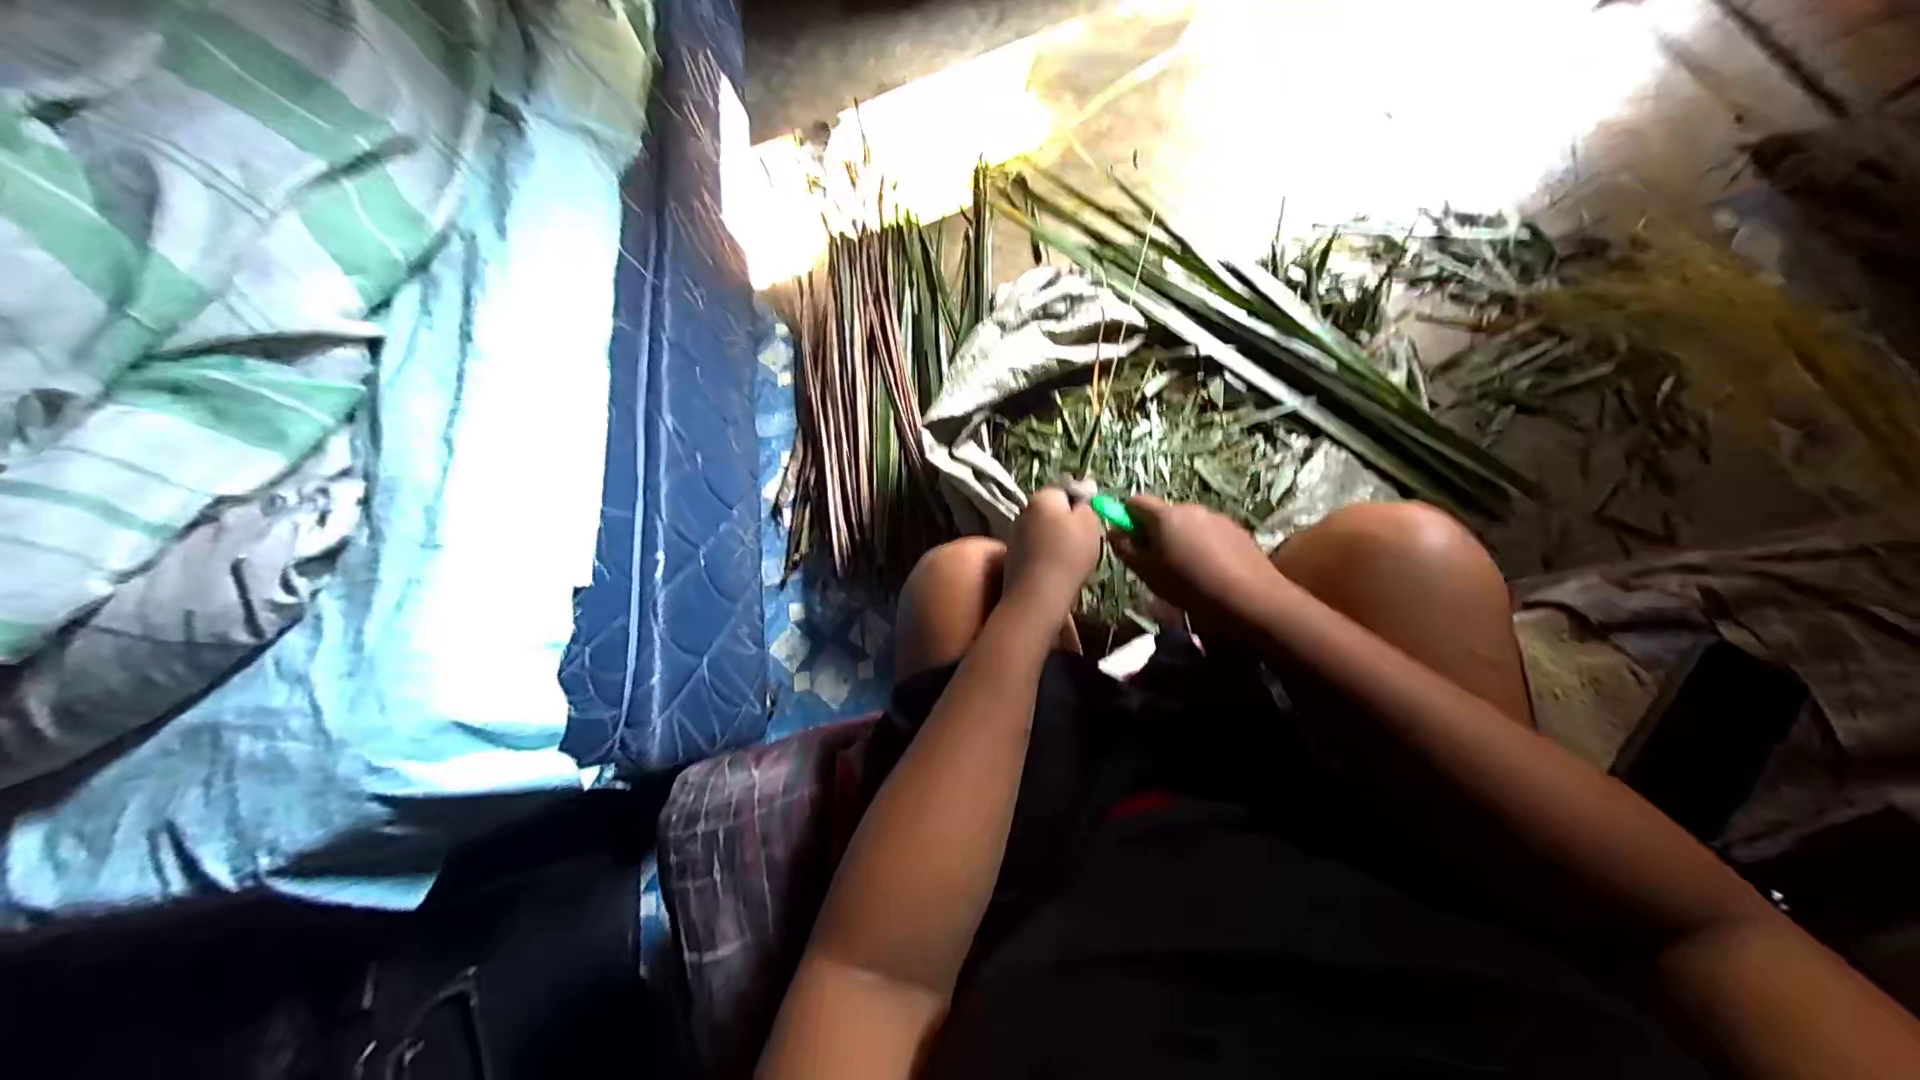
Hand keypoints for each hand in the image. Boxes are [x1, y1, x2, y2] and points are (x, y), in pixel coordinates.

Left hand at [1002, 488, 1103, 613]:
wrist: (1039, 593)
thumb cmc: (1069, 554)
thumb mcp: (1090, 523)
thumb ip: (1086, 506)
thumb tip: (1080, 501)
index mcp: (1042, 497)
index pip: (1065, 491)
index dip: (1079, 507)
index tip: (1088, 525)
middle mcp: (1024, 511)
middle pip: (1052, 513)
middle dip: (1066, 525)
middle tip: (1082, 543)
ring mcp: (1015, 535)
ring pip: (1044, 533)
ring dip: (1056, 543)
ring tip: (1070, 562)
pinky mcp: (1012, 557)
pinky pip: (1036, 551)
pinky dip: (1046, 558)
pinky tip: (1055, 572)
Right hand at [1109, 495, 1284, 641]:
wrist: (1250, 598)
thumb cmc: (1190, 586)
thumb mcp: (1148, 573)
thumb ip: (1126, 549)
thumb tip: (1113, 531)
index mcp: (1165, 516)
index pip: (1135, 502)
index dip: (1127, 519)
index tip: (1131, 542)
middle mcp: (1190, 508)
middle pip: (1163, 514)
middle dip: (1157, 533)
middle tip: (1159, 564)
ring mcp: (1217, 517)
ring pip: (1188, 524)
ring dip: (1182, 540)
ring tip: (1189, 572)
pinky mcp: (1237, 530)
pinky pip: (1210, 533)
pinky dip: (1204, 547)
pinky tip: (1211, 572)